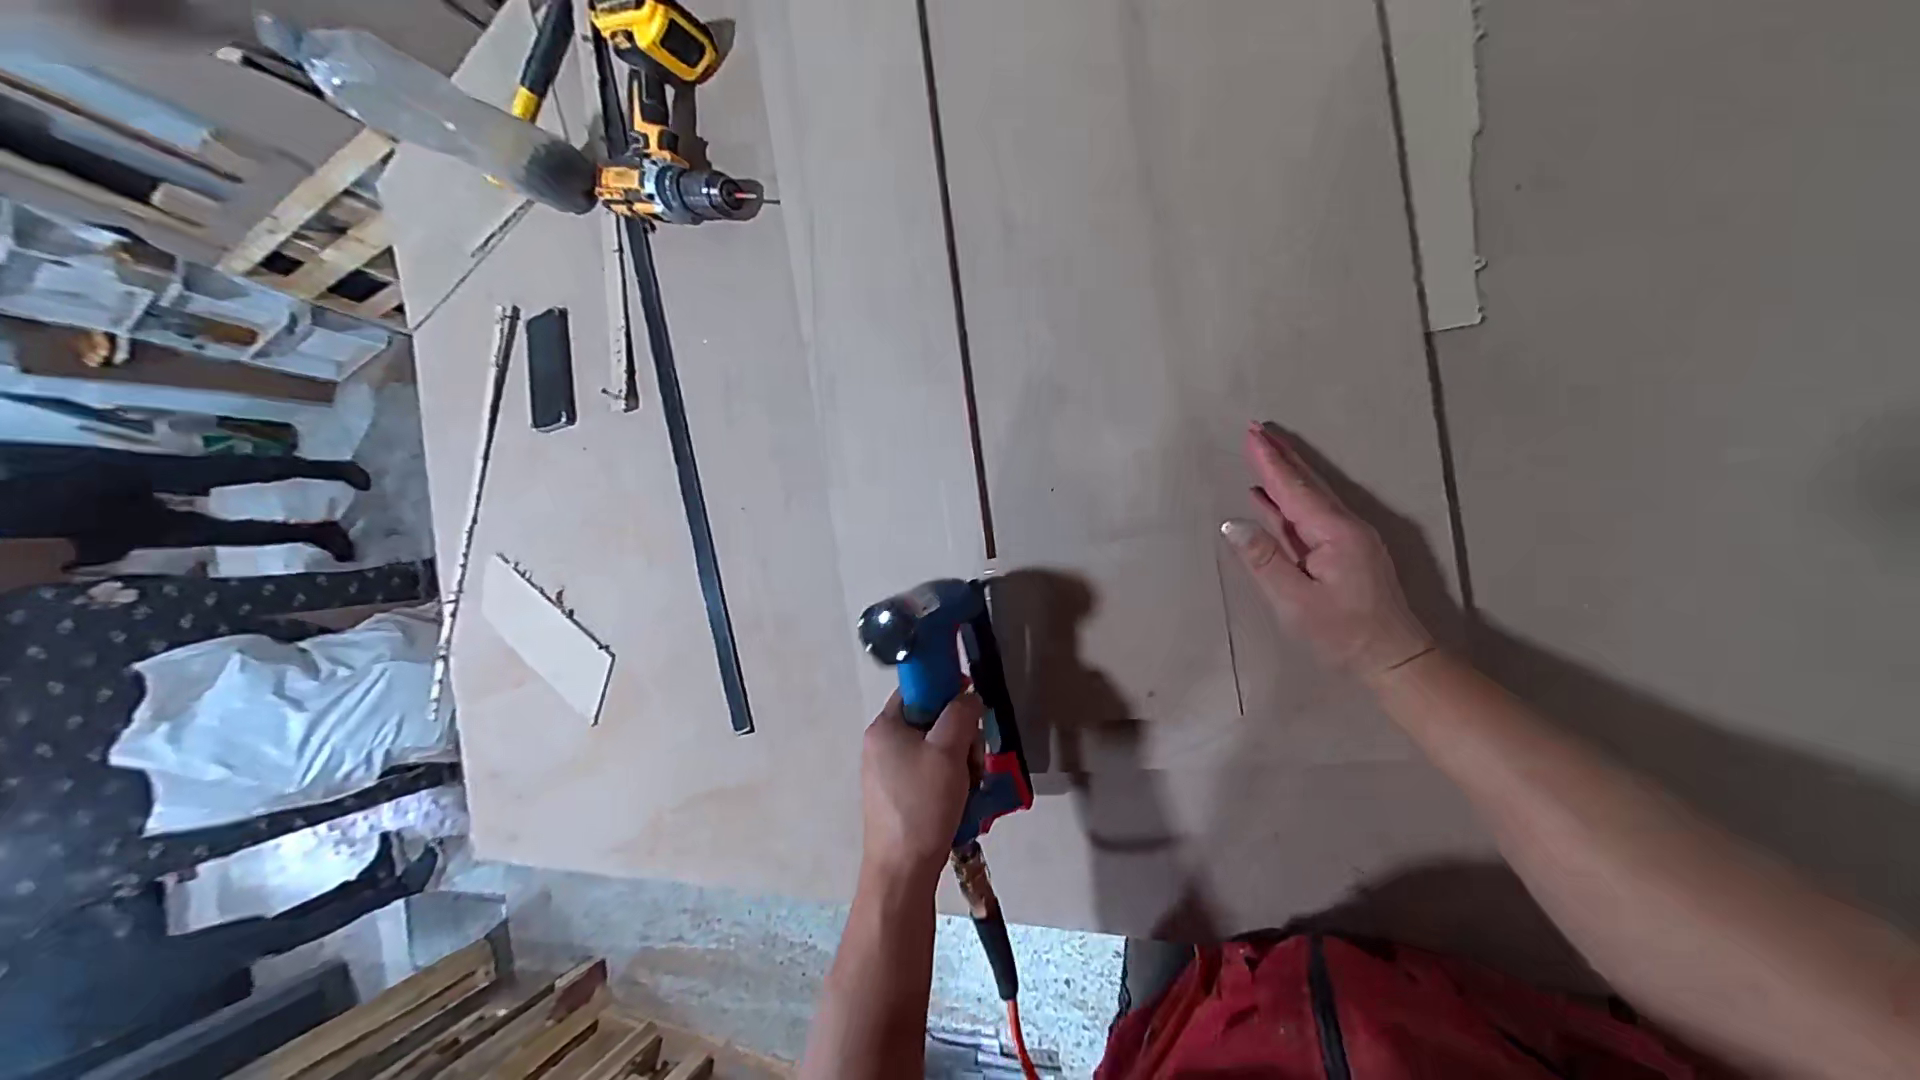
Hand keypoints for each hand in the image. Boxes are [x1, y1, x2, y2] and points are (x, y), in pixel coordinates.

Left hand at [860, 690, 981, 884]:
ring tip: (971, 785)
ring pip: (935, 750)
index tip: (972, 705)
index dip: (947, 690)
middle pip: (931, 721)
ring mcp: (888, 773)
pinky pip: (930, 774)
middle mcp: (881, 745)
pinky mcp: (898, 797)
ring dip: (960, 762)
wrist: (903, 870)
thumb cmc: (923, 804)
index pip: (918, 689)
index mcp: (885, 726)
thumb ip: (961, 714)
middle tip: (974, 757)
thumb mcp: (948, 751)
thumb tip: (969, 696)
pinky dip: (950, 781)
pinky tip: (963, 800)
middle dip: (960, 736)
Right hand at [1221, 422, 1433, 680]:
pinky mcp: (1344, 552)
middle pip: (1307, 484)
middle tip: (1257, 429)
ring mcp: (1347, 539)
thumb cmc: (1342, 634)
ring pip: (1309, 498)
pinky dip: (1286, 503)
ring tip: (1262, 453)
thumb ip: (1264, 560)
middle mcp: (1345, 527)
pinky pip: (1308, 517)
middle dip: (1281, 456)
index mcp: (1335, 534)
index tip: (1252, 434)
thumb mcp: (1295, 602)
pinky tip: (1267, 498)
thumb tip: (1233, 524)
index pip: (1294, 490)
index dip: (1271, 462)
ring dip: (1285, 474)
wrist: (1393, 658)